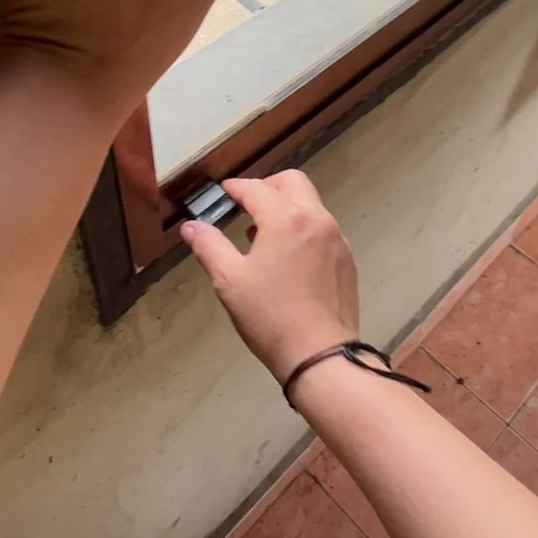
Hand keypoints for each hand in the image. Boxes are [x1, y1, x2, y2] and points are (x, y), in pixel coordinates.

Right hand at [180, 170, 359, 380]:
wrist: (321, 355)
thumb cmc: (270, 316)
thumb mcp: (230, 281)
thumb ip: (209, 246)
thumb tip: (190, 226)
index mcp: (285, 219)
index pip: (256, 189)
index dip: (237, 187)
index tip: (225, 191)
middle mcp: (316, 219)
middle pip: (293, 182)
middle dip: (268, 186)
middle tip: (248, 204)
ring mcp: (337, 238)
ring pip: (311, 204)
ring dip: (287, 207)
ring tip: (265, 235)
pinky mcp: (347, 259)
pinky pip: (323, 228)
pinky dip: (304, 228)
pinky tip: (290, 258)